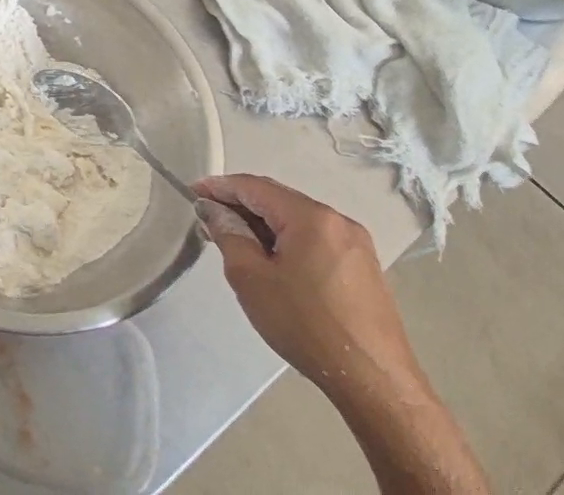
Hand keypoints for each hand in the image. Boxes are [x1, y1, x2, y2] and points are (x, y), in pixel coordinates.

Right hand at [192, 174, 422, 400]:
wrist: (372, 377)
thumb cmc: (304, 323)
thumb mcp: (250, 277)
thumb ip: (228, 234)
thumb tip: (212, 209)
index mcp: (312, 218)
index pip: (256, 187)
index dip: (219, 186)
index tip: (191, 192)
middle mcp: (339, 222)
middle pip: (279, 199)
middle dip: (240, 203)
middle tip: (206, 216)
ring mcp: (356, 244)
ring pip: (297, 219)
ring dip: (262, 222)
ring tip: (232, 238)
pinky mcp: (362, 266)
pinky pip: (315, 238)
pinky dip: (285, 238)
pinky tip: (268, 256)